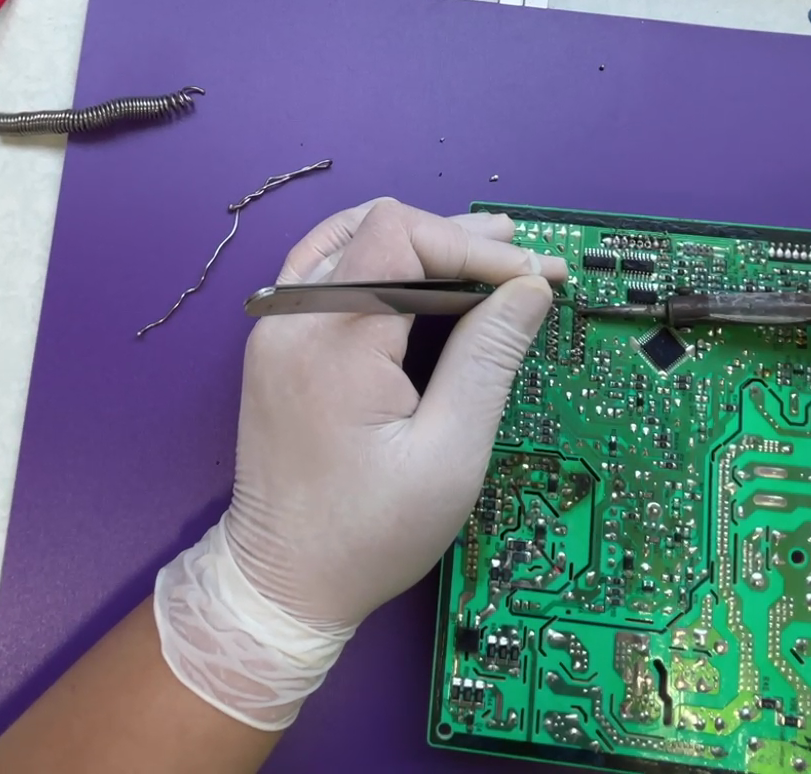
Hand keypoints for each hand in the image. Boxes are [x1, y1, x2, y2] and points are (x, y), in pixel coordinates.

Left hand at [153, 199, 566, 730]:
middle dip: (457, 241)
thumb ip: (487, 359)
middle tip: (525, 261)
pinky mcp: (276, 341)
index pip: (402, 238)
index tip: (534, 277)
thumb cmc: (370, 533)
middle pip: (377, 229)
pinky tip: (417, 268)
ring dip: (418, 241)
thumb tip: (529, 289)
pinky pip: (325, 269)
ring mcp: (275, 325)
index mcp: (332, 339)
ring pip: (350, 239)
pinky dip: (378, 258)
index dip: (473, 246)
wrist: (281, 581)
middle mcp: (291, 315)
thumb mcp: (449, 455)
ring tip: (484, 252)